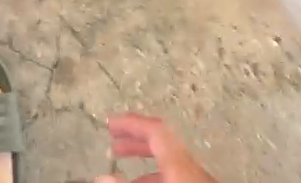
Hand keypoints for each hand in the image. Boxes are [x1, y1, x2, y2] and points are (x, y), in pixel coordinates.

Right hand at [95, 114, 217, 182]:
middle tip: (112, 143)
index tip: (109, 124)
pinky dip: (157, 181)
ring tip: (121, 177)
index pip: (155, 131)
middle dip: (135, 141)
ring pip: (170, 166)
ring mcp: (199, 182)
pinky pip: (178, 180)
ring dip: (144, 166)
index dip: (132, 123)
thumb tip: (101, 177)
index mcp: (180, 166)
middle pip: (162, 144)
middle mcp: (192, 170)